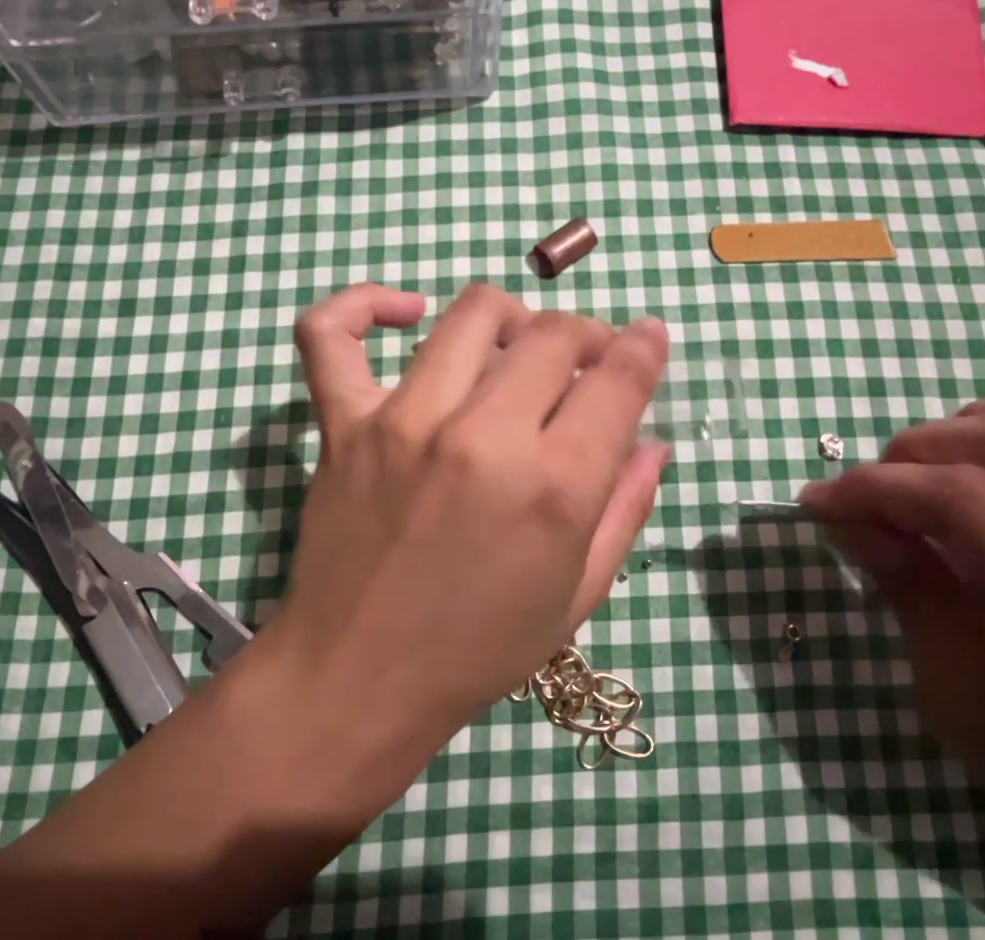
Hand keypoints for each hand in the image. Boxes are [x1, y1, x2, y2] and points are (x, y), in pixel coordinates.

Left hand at [265, 283, 671, 730]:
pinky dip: (364, 305)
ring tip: (515, 346)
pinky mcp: (341, 424)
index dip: (646, 348)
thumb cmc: (478, 650)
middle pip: (553, 334)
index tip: (650, 336)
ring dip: (512, 318)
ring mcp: (403, 421)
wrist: (359, 678)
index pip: (619, 379)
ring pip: (470, 315)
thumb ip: (625, 509)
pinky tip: (404, 314)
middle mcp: (482, 437)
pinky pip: (332, 335)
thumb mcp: (578, 595)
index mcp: (553, 488)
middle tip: (585, 363)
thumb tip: (653, 442)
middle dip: (588, 336)